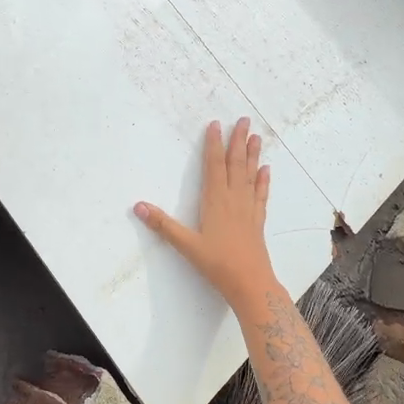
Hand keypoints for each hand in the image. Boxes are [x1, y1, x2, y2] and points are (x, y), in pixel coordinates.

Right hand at [134, 118, 276, 306]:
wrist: (251, 284)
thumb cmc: (218, 264)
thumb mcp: (186, 245)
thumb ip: (163, 224)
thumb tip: (138, 206)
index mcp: (216, 200)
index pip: (214, 165)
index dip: (213, 144)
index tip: (215, 124)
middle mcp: (234, 199)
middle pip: (236, 164)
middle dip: (238, 141)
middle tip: (243, 119)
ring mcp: (248, 209)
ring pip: (250, 175)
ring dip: (252, 154)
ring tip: (256, 136)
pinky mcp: (257, 221)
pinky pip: (260, 194)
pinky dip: (263, 180)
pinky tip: (265, 170)